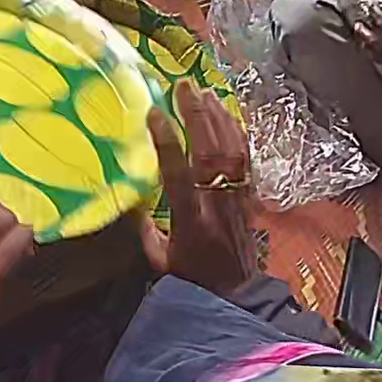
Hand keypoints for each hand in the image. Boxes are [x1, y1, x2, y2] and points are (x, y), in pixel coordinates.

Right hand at [134, 81, 256, 296]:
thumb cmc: (191, 278)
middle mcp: (217, 206)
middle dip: (197, 116)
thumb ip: (143, 229)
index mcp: (191, 222)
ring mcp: (237, 199)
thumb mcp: (158, 260)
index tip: (154, 113)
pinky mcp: (250, 197)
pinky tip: (227, 114)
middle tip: (184, 87)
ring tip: (204, 92)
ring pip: (232, 151)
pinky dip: (237, 132)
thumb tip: (132, 197)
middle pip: (210, 153)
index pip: (178, 175)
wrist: (235, 294)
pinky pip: (246, 159)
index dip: (166, 142)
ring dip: (218, 118)